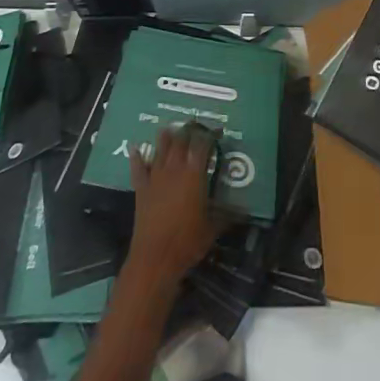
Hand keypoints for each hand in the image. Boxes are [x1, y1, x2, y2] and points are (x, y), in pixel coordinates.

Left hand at [125, 124, 223, 289]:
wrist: (156, 254)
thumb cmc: (188, 241)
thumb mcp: (212, 228)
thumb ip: (227, 216)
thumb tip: (244, 211)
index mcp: (193, 176)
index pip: (201, 147)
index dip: (208, 136)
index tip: (215, 131)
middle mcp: (173, 170)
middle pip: (179, 142)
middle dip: (187, 131)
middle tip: (193, 126)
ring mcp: (154, 177)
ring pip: (159, 149)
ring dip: (165, 138)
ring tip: (169, 128)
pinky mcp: (141, 187)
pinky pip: (138, 167)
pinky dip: (137, 156)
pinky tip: (135, 147)